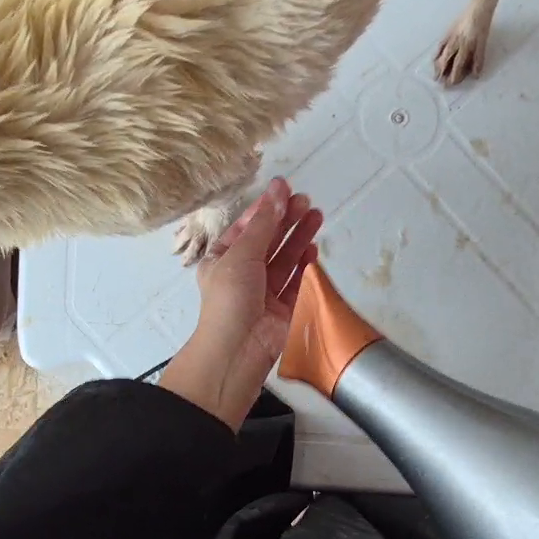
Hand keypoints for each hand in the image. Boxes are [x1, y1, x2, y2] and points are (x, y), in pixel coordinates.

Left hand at [159, 178, 322, 428]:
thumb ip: (264, 223)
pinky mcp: (282, 309)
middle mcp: (241, 274)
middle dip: (286, 220)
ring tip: (317, 216)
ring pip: (284, 259)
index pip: (245, 228)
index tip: (285, 188)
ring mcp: (263, 292)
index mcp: (221, 259)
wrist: (237, 350)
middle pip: (268, 241)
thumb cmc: (231, 298)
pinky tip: (313, 249)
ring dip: (299, 238)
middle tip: (307, 201)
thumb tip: (279, 190)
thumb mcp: (242, 254)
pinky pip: (294, 282)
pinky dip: (303, 265)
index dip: (265, 208)